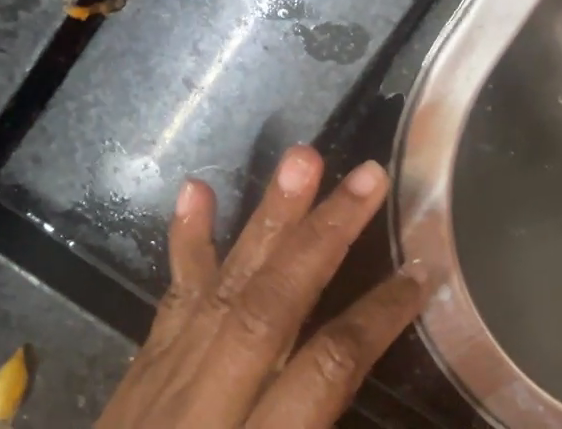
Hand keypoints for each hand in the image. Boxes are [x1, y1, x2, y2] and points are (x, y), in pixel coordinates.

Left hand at [96, 146, 431, 428]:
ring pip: (220, 291)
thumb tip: (360, 375)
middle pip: (267, 311)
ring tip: (301, 160)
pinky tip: (196, 190)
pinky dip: (187, 243)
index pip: (322, 372)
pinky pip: (169, 302)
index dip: (377, 318)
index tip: (422, 273)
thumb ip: (317, 423)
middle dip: (321, 238)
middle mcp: (200, 413)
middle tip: (369, 177)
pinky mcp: (139, 377)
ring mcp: (160, 389)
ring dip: (266, 221)